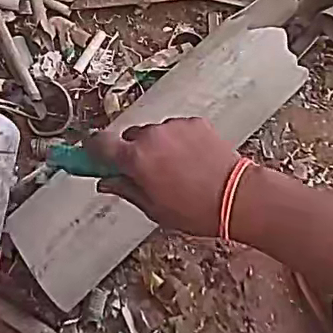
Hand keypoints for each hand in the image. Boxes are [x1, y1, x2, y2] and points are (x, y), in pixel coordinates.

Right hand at [85, 116, 239, 237]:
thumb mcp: (155, 209)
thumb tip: (105, 182)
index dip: (92, 149)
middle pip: (128, 138)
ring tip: (178, 170)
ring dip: (157, 146)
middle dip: (132, 152)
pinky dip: (179, 141)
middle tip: (147, 173)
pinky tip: (193, 161)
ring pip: (153, 133)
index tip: (91, 155)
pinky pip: (175, 129)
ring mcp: (171, 127)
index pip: (98, 143)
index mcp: (135, 158)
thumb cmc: (198, 210)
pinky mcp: (192, 122)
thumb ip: (125, 190)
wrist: (242, 197)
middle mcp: (149, 136)